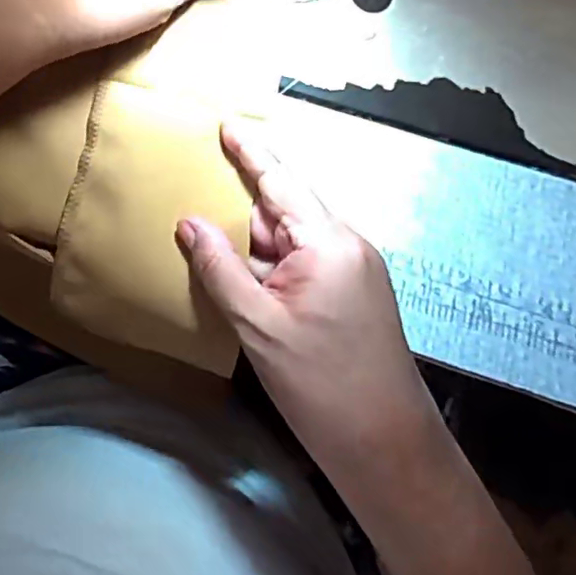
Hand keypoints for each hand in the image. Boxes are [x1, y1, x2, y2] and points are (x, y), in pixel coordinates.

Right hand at [175, 120, 442, 474]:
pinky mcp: (349, 293)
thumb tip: (187, 222)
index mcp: (328, 245)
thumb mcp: (257, 323)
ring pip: (288, 238)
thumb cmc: (320, 383)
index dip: (250, 152)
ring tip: (210, 244)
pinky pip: (299, 260)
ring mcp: (351, 270)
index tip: (226, 124)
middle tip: (196, 198)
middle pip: (282, 208)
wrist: (388, 449)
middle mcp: (345, 247)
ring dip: (252, 242)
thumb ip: (220, 266)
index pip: (280, 183)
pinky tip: (240, 276)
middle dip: (239, 208)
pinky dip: (267, 262)